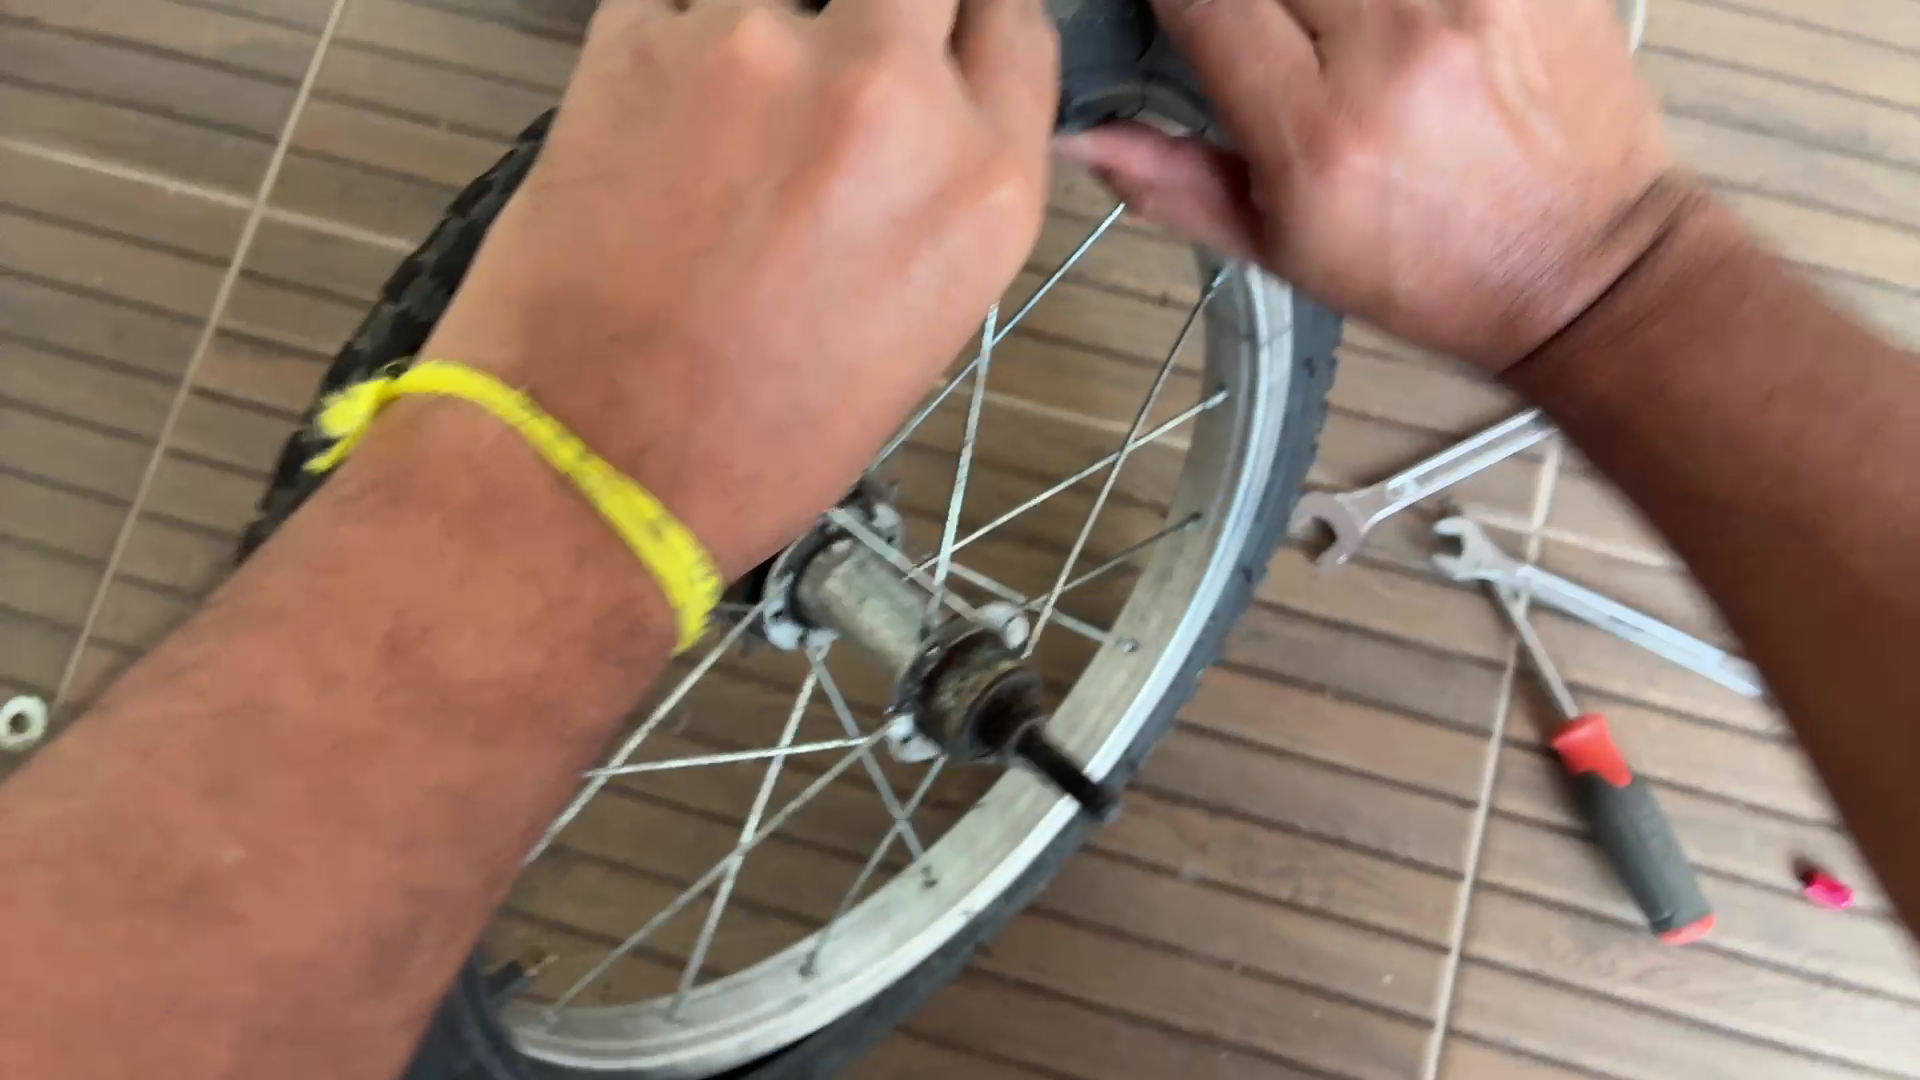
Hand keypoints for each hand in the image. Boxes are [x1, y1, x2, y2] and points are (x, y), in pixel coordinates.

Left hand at [421, 0, 1056, 575]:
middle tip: (852, 58)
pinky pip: (686, 1)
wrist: (610, 471)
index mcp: (981, 197)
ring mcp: (767, 56)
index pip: (1017, 31)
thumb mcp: (913, 338)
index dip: (977, 31)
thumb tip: (922, 141)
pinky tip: (672, 137)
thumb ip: (935, 212)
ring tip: (739, 129)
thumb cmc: (770, 443)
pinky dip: (686, 48)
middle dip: (895, 8)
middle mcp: (895, 106)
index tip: (942, 47)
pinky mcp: (642, 39)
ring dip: (778, 37)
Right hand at [1057, 0, 1678, 370]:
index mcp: (1313, 136)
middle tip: (1224, 18)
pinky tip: (1354, 17)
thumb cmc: (1407, 274)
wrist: (1571, 263)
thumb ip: (1170, 183)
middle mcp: (1391, 43)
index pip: (1206, 1)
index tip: (1156, 8)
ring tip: (1287, 22)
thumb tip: (1082, 136)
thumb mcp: (1271, 250)